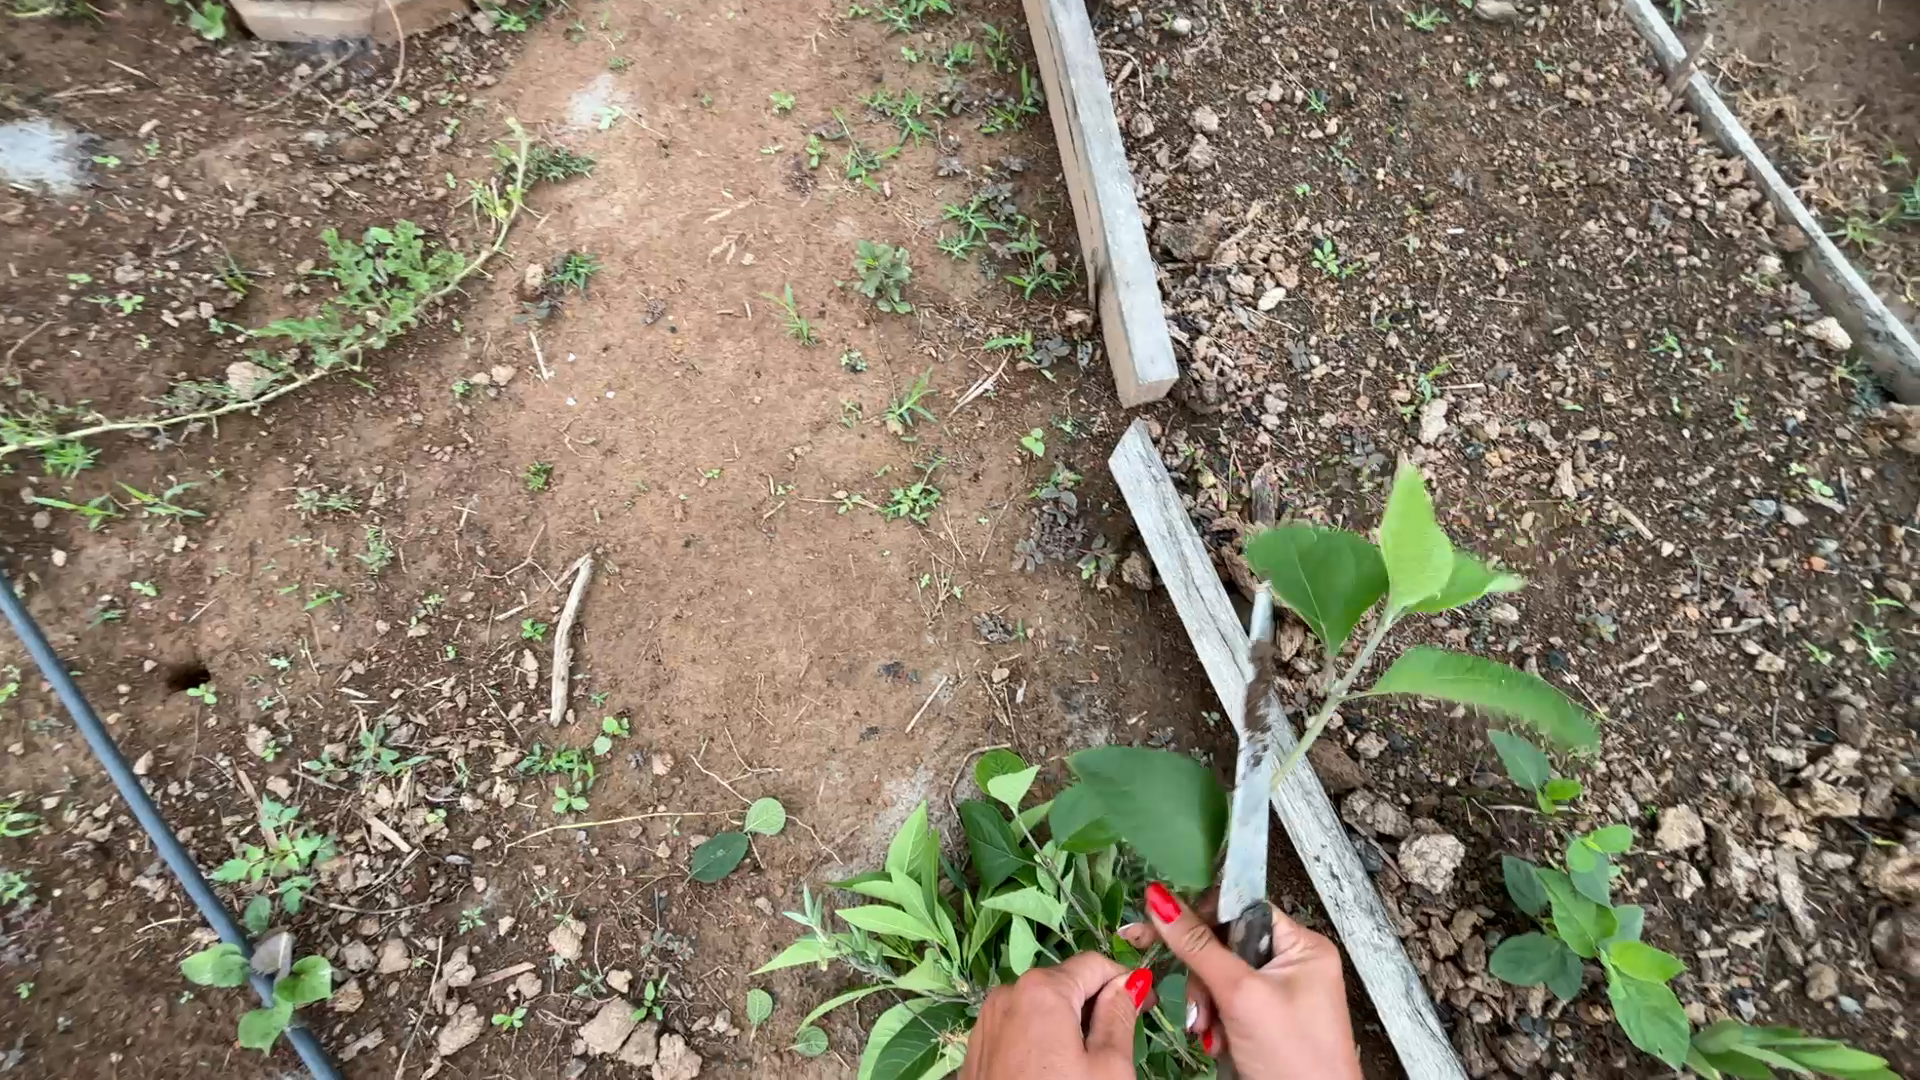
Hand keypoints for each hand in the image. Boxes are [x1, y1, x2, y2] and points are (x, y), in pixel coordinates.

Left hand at [961, 952, 1154, 1079]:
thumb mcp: (1109, 1070)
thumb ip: (1119, 1018)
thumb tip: (1128, 984)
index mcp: (1042, 988)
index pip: (1093, 965)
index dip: (1124, 981)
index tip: (1146, 1003)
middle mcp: (1008, 992)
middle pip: (1065, 984)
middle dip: (1095, 1006)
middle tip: (1122, 1042)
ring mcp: (988, 1021)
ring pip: (1040, 1007)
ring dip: (1068, 1025)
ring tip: (1088, 1066)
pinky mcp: (978, 1049)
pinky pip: (1018, 1029)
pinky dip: (1041, 1040)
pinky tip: (1054, 1074)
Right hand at [1123, 883, 1361, 1079]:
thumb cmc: (1290, 1058)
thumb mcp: (1239, 994)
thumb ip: (1196, 944)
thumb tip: (1157, 895)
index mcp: (1302, 945)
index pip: (1240, 906)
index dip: (1204, 914)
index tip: (1167, 925)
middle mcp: (1292, 961)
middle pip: (1224, 940)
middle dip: (1202, 972)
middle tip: (1194, 998)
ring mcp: (1278, 993)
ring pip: (1219, 972)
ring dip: (1204, 999)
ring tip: (1204, 1029)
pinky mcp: (1264, 1020)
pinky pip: (1225, 1000)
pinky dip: (1213, 1017)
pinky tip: (1213, 1038)